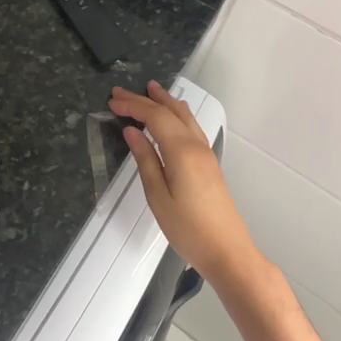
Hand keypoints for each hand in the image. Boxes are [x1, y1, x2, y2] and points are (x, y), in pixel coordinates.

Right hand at [109, 82, 260, 283]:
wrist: (228, 252)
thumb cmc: (188, 228)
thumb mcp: (158, 196)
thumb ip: (145, 160)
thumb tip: (132, 132)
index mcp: (181, 151)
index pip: (154, 117)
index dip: (132, 106)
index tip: (112, 101)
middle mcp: (196, 145)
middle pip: (170, 112)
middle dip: (145, 99)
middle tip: (121, 92)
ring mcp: (206, 153)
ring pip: (185, 116)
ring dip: (166, 101)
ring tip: (151, 89)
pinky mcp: (210, 163)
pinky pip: (192, 126)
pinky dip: (178, 113)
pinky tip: (176, 113)